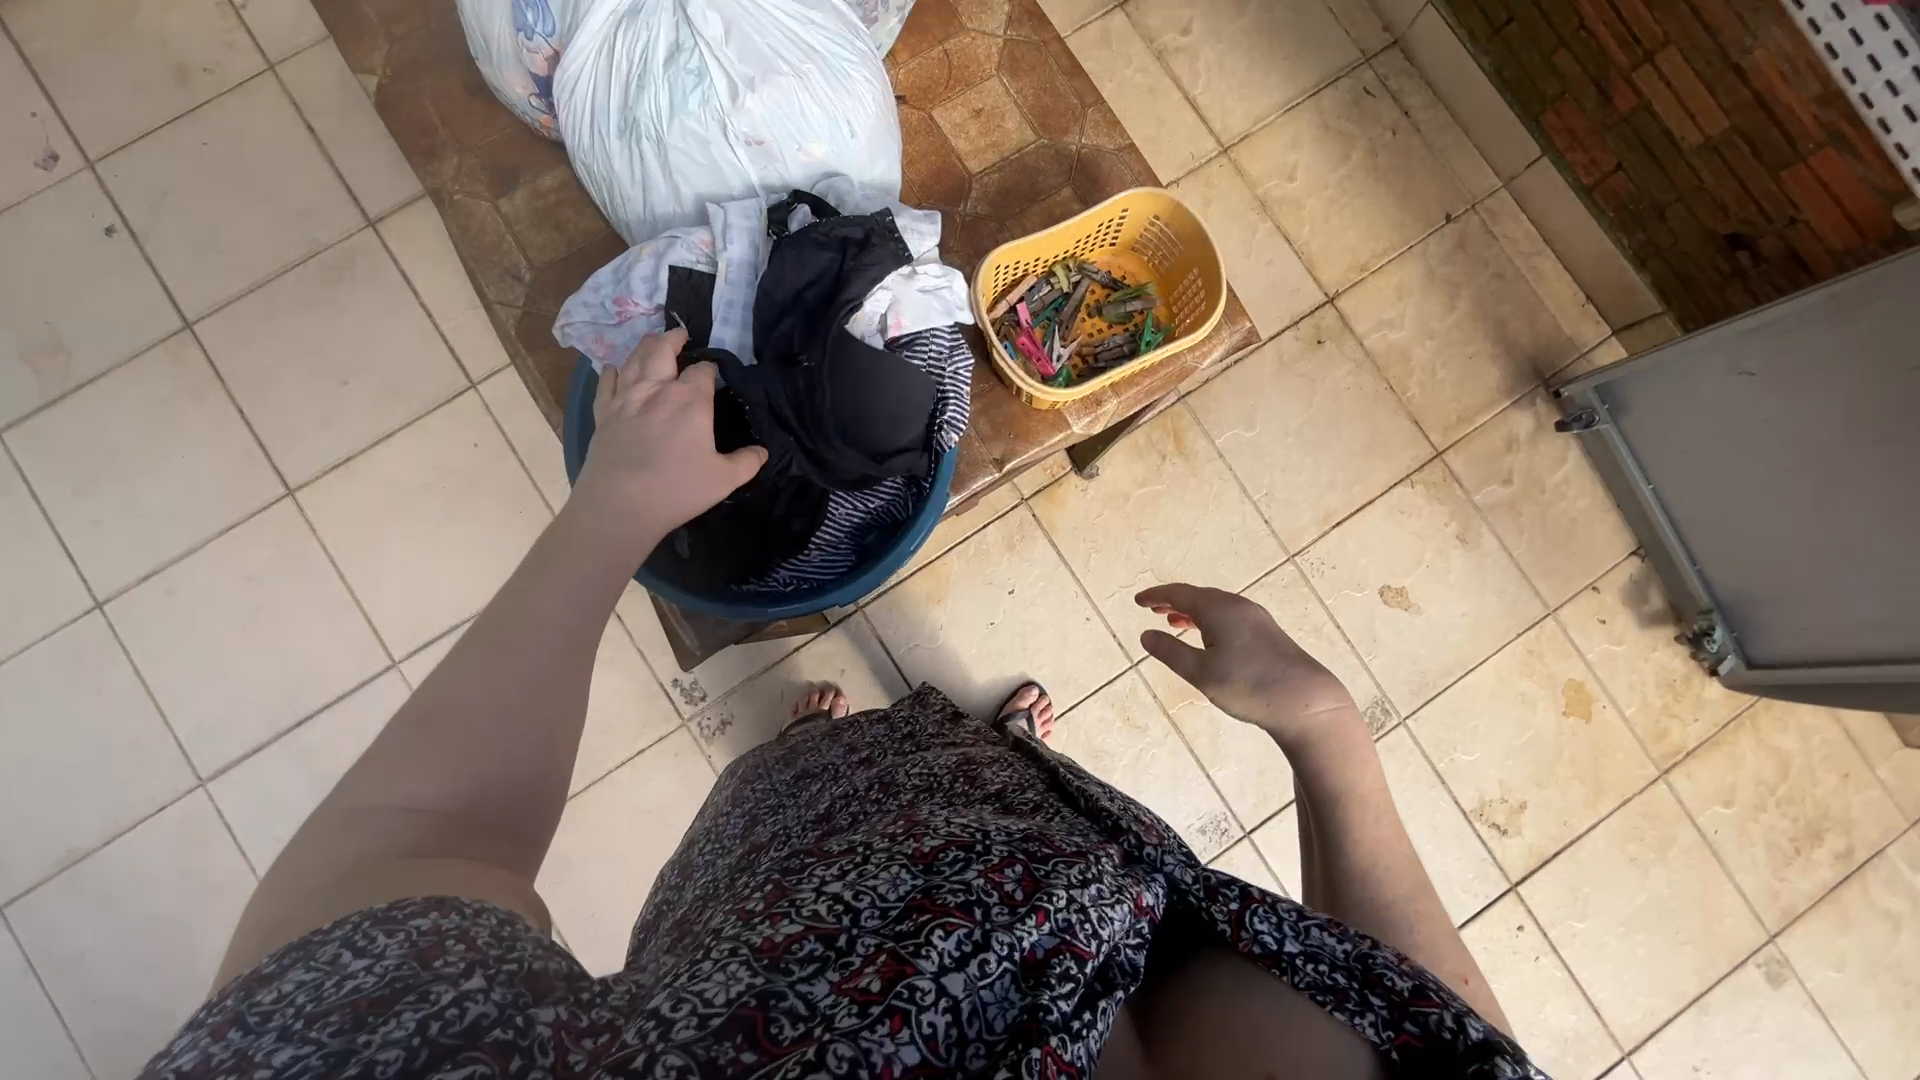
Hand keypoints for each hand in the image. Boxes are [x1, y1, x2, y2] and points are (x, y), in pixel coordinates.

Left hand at [570, 329, 767, 557]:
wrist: (621, 503)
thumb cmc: (678, 489)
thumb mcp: (724, 479)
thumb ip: (746, 462)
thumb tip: (762, 452)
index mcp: (690, 401)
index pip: (703, 371)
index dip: (710, 369)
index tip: (714, 373)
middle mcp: (657, 390)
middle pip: (662, 350)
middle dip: (673, 339)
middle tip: (681, 335)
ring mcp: (626, 399)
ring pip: (634, 359)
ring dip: (644, 346)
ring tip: (652, 342)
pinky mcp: (603, 413)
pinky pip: (606, 383)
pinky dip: (612, 371)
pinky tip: (614, 368)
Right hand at [1136, 583, 1360, 749]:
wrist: (1305, 701)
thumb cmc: (1248, 685)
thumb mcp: (1200, 672)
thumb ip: (1170, 652)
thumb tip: (1146, 636)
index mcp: (1219, 609)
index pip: (1179, 594)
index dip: (1156, 596)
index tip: (1138, 601)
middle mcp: (1238, 606)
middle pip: (1199, 596)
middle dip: (1174, 601)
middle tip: (1153, 609)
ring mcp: (1256, 618)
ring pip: (1216, 607)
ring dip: (1192, 612)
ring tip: (1174, 622)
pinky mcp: (1267, 633)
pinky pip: (1229, 616)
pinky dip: (1210, 621)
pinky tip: (1208, 638)